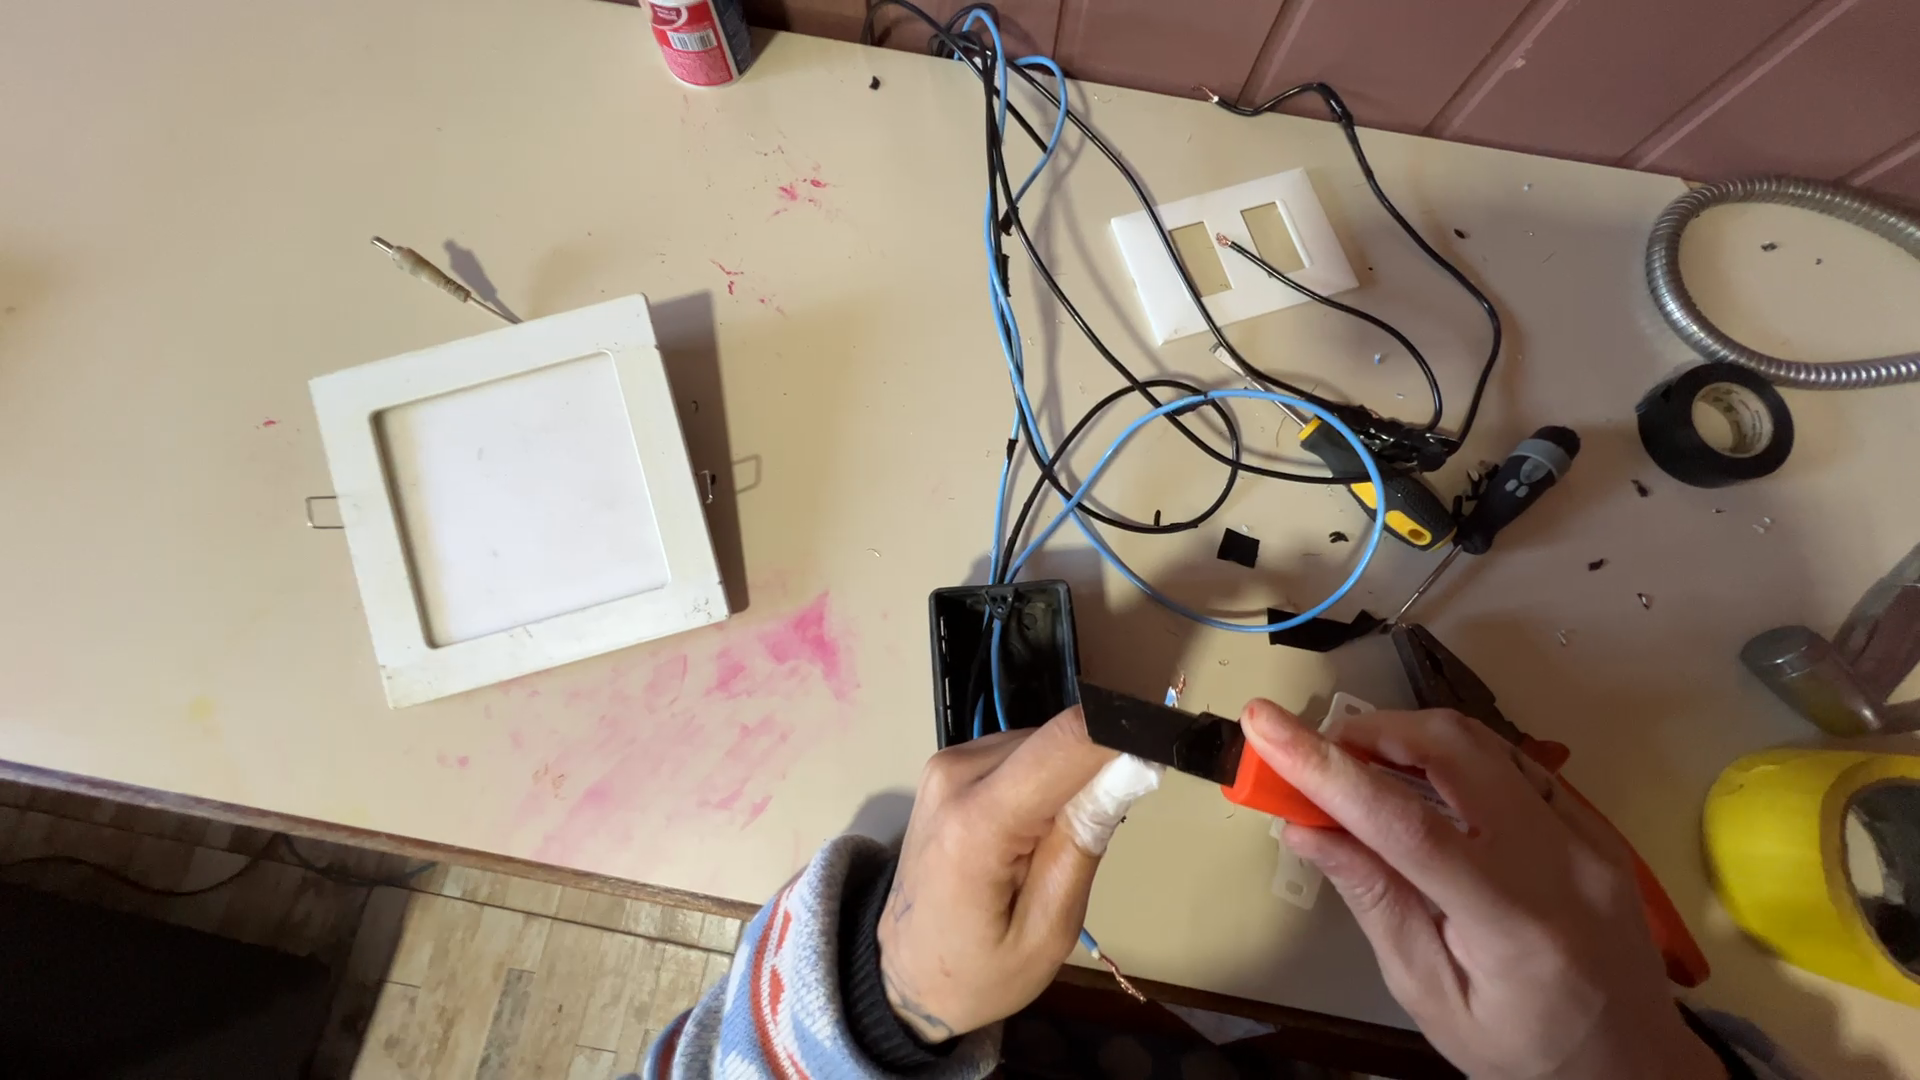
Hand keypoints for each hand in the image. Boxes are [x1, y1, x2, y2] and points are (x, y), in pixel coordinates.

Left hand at [878, 707, 1114, 1040]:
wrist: (903, 972)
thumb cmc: (978, 970)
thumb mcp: (1047, 932)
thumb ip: (1082, 843)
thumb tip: (1126, 767)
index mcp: (976, 822)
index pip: (1063, 745)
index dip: (1121, 731)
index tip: (1166, 741)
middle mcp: (955, 773)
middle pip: (1054, 740)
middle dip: (1096, 767)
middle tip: (1105, 824)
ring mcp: (945, 763)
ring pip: (1039, 741)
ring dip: (1067, 775)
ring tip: (1058, 837)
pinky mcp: (947, 763)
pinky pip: (1017, 751)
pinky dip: (1041, 776)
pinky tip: (1033, 822)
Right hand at [1242, 700, 1721, 1079]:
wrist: (1641, 1071)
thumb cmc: (1521, 1048)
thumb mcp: (1428, 992)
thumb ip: (1372, 899)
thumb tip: (1304, 825)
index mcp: (1514, 925)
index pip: (1405, 824)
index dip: (1325, 768)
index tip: (1263, 725)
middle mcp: (1561, 864)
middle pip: (1449, 751)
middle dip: (1366, 732)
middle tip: (1316, 753)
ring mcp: (1586, 835)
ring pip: (1476, 739)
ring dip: (1399, 734)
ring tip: (1357, 765)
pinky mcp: (1590, 821)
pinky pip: (1504, 756)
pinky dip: (1440, 750)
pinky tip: (1415, 780)